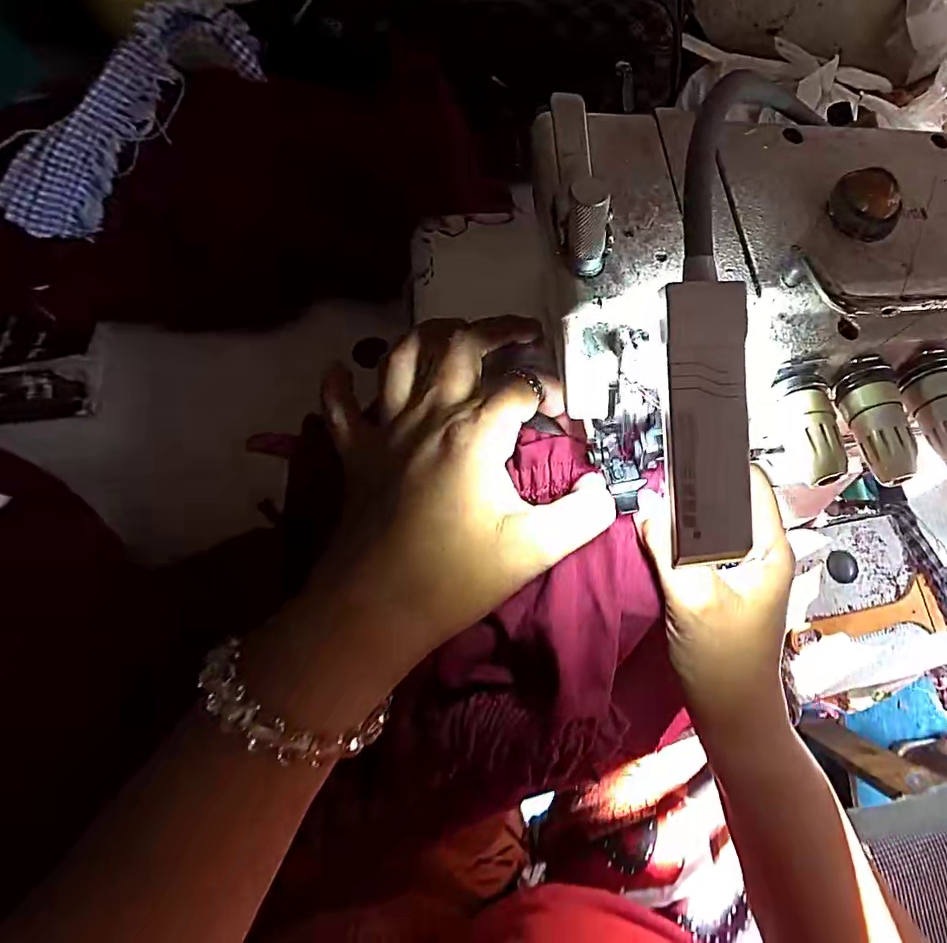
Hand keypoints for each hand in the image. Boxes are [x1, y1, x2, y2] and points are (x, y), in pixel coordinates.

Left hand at [314, 316, 618, 665]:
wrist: (370, 615)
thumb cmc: (456, 578)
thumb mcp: (536, 550)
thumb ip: (585, 514)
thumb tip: (605, 489)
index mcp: (473, 435)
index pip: (522, 387)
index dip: (552, 393)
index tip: (566, 419)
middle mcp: (429, 418)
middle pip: (463, 346)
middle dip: (500, 330)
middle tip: (528, 333)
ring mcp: (386, 431)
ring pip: (404, 356)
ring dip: (435, 335)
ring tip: (462, 334)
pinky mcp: (356, 454)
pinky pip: (340, 405)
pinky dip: (343, 383)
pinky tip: (350, 372)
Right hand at [637, 466, 795, 728]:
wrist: (732, 716)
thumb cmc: (727, 666)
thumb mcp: (694, 600)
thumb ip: (671, 550)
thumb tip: (650, 509)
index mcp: (772, 548)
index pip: (751, 483)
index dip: (719, 463)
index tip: (687, 450)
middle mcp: (763, 552)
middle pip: (729, 500)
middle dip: (695, 489)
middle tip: (661, 477)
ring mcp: (744, 569)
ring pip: (714, 524)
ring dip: (687, 515)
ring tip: (657, 502)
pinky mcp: (725, 584)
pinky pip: (703, 547)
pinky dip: (683, 539)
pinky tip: (661, 537)